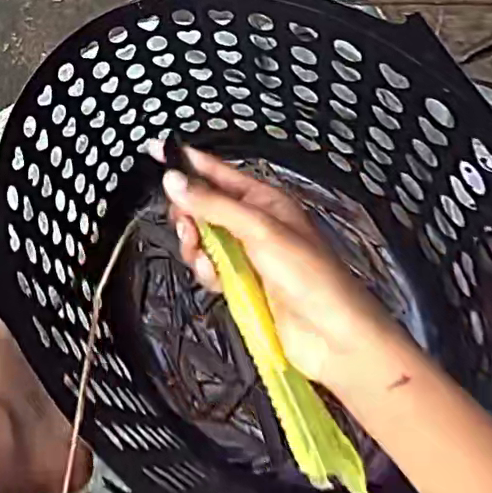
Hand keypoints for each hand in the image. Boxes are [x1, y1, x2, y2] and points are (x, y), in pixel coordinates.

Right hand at [162, 146, 415, 395]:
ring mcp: (245, 252)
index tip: (155, 151)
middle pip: (201, 204)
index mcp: (262, 199)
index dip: (185, 161)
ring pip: (200, 236)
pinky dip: (205, 270)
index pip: (214, 169)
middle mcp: (252, 222)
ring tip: (206, 256)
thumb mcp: (259, 230)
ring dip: (196, 246)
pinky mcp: (240, 280)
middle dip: (188, 214)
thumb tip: (173, 180)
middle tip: (188, 225)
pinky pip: (206, 264)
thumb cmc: (314, 279)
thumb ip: (212, 203)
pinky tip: (217, 278)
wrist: (336, 341)